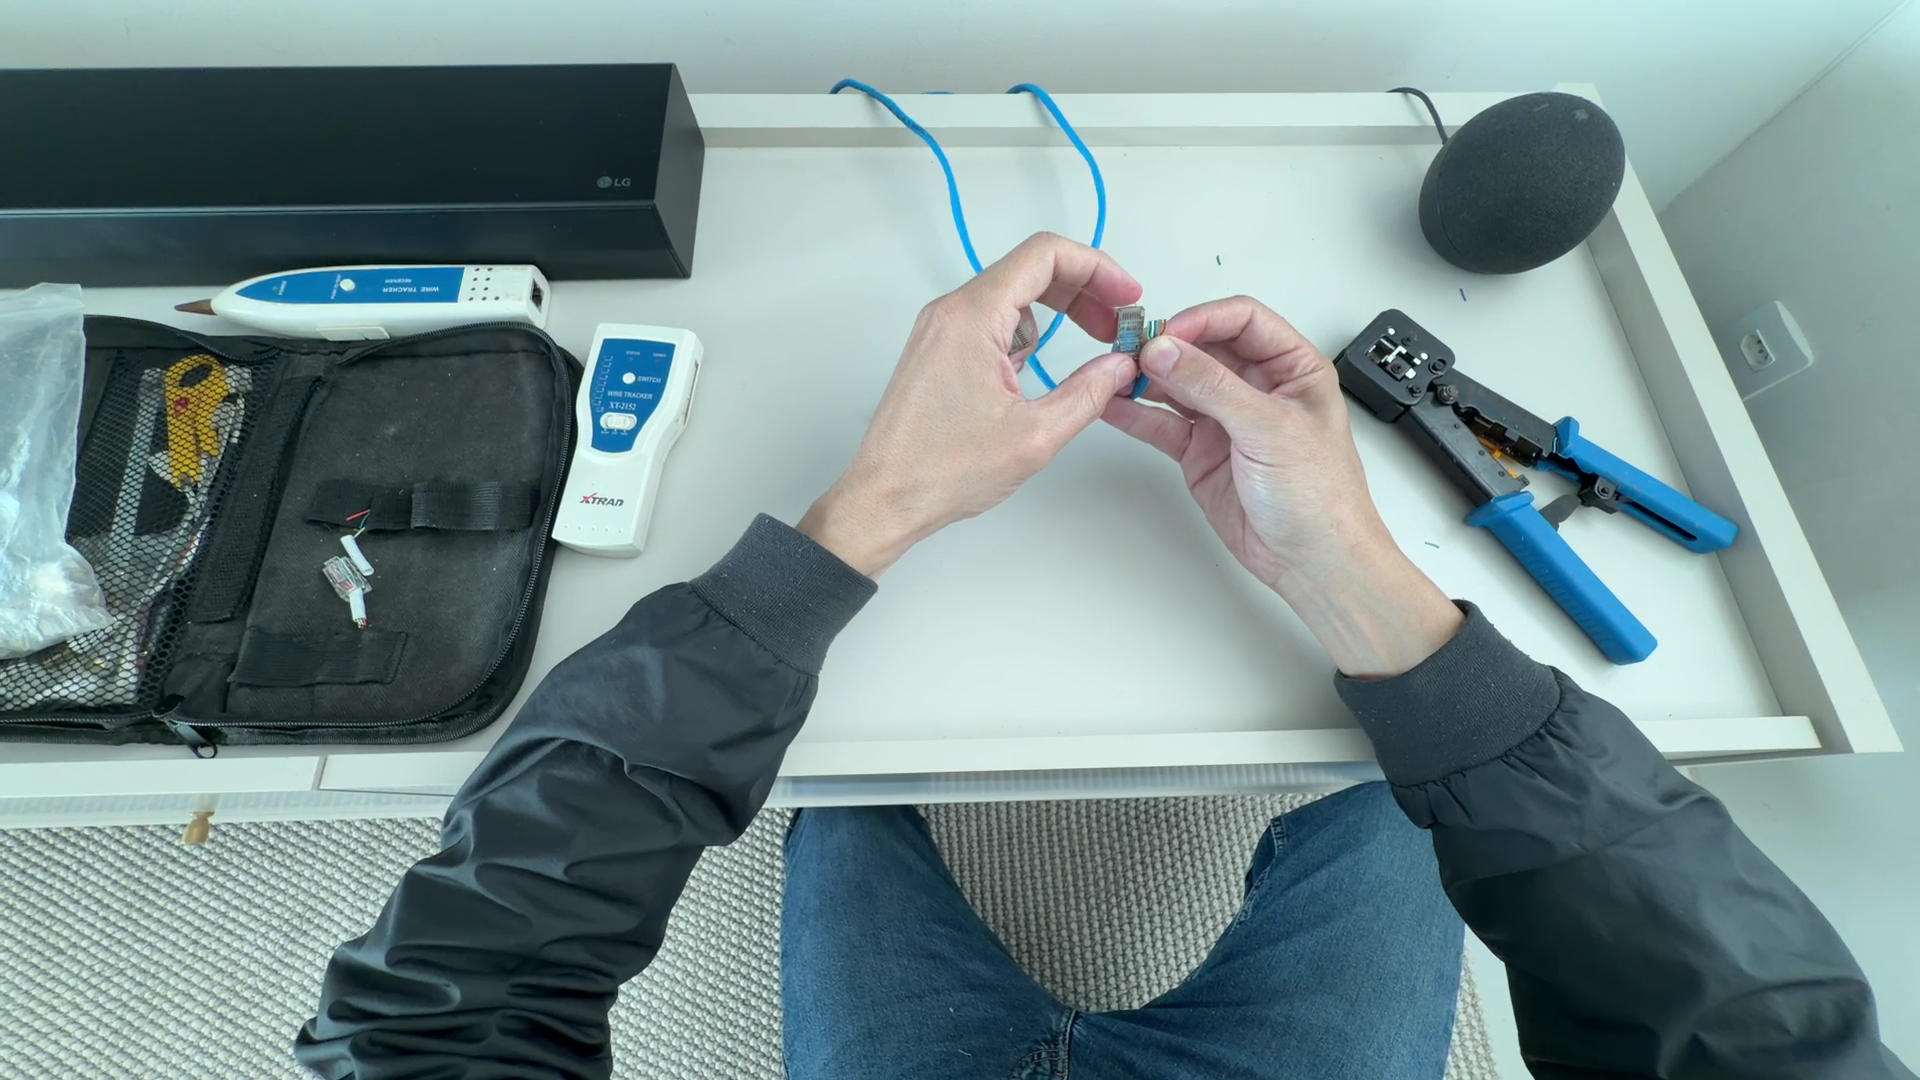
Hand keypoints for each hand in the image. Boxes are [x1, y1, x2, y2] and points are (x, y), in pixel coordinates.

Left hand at [800, 232, 1142, 577]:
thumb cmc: (939, 471)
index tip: (1126, 294)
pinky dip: (1023, 341)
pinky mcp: (937, 355)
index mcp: (971, 318)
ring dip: (1054, 321)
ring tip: (1082, 358)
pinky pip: (990, 328)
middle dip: (1082, 295)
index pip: (1045, 255)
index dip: (1097, 267)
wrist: (885, 499)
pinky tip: (1035, 377)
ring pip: (1011, 302)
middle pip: (1030, 272)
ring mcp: (939, 333)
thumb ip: (1089, 393)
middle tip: (1114, 328)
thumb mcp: (1035, 436)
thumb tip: (1119, 367)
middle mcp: (950, 314)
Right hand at [1102, 296, 1461, 676]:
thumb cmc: (1320, 496)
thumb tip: (1166, 350)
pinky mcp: (1199, 452)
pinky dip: (1136, 415)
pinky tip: (1115, 406)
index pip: (1242, 321)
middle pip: (1202, 350)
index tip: (1165, 333)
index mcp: (1291, 368)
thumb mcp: (1268, 428)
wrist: (1309, 560)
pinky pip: (1162, 424)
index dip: (1201, 320)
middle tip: (1129, 349)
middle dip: (1164, 347)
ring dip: (1145, 379)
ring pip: (1176, 386)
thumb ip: (1212, 386)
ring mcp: (1224, 421)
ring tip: (1114, 374)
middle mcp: (1256, 389)